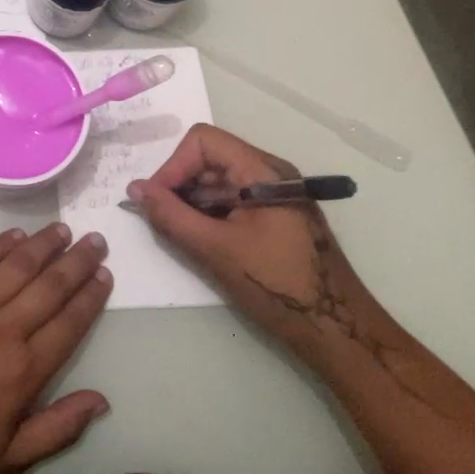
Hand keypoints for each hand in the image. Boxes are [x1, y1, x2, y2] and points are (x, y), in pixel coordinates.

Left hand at [0, 223, 113, 473]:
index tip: (107, 275)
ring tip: (63, 230)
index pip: (69, 323)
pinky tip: (16, 235)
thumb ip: (59, 426)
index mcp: (24, 370)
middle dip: (77, 262)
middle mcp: (3, 329)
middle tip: (96, 240)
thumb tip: (102, 400)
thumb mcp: (10, 455)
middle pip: (50, 286)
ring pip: (16, 266)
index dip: (90, 297)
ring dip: (43, 245)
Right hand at [126, 125, 377, 359]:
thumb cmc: (279, 286)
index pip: (203, 141)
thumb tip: (135, 189)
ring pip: (218, 181)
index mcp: (263, 170)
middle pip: (209, 158)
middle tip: (162, 219)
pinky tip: (203, 243)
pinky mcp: (275, 217)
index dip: (173, 166)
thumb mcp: (216, 250)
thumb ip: (171, 216)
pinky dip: (209, 215)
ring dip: (192, 202)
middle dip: (179, 184)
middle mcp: (270, 173)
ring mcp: (275, 195)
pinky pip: (232, 201)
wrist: (340, 334)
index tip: (156, 201)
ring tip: (181, 235)